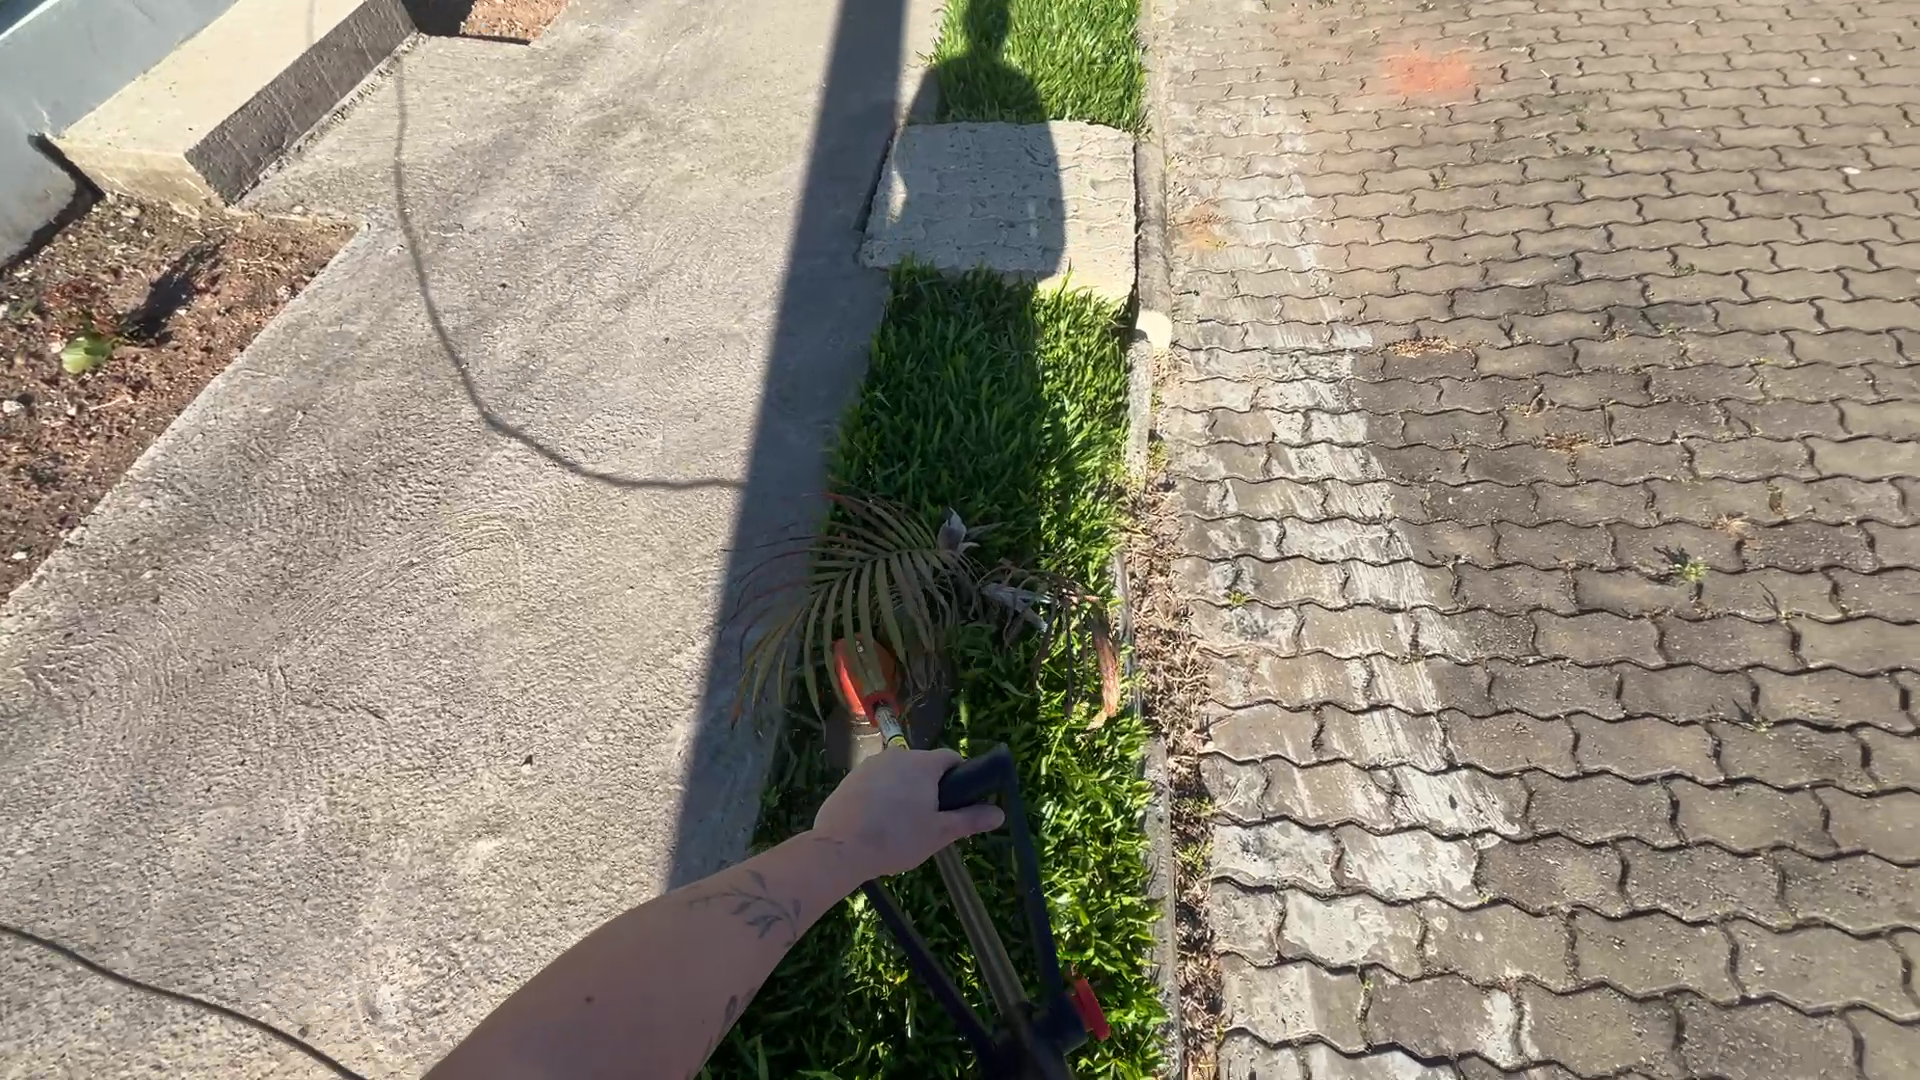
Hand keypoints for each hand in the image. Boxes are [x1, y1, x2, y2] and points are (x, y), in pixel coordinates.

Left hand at [813, 748, 1004, 879]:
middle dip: (930, 787)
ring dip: (905, 791)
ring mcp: (871, 764)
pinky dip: (881, 796)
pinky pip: (875, 782)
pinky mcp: (851, 777)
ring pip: (898, 774)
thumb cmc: (897, 838)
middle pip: (923, 766)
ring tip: (901, 826)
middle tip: (930, 820)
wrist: (840, 847)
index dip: (959, 776)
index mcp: (923, 763)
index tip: (957, 801)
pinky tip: (876, 823)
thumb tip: (999, 813)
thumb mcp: (939, 832)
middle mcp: (897, 755)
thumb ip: (970, 819)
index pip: (950, 758)